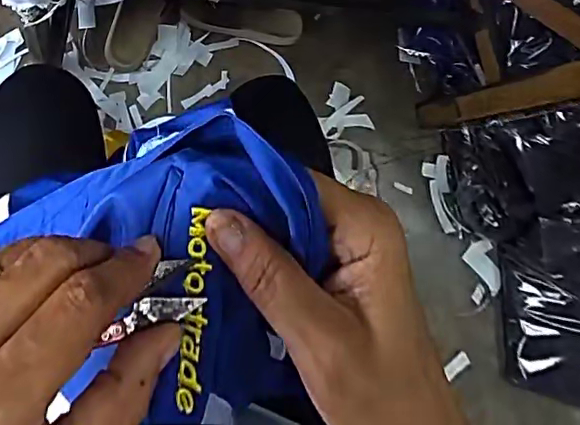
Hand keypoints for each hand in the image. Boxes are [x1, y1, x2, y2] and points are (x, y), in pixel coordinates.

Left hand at [0, 235, 180, 424]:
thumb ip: (120, 397)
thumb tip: (163, 333)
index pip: (80, 298)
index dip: (126, 271)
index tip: (149, 260)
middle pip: (53, 260)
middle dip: (100, 256)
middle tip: (125, 271)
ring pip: (24, 251)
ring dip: (66, 257)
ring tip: (86, 283)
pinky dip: (26, 267)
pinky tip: (39, 294)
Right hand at [207, 173, 466, 424]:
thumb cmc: (385, 395)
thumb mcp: (320, 339)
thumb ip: (271, 278)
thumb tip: (224, 222)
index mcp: (369, 226)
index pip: (298, 183)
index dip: (250, 189)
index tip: (203, 200)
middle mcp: (361, 226)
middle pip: (290, 201)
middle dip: (244, 219)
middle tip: (193, 233)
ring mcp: (349, 248)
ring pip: (286, 228)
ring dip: (249, 245)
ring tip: (204, 257)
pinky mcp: (336, 272)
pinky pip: (291, 253)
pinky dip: (262, 267)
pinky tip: (234, 280)